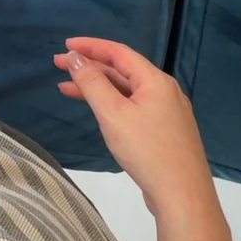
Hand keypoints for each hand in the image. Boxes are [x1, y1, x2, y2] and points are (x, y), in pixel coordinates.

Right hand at [54, 38, 217, 221]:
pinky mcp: (164, 130)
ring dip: (97, 86)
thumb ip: (92, 82)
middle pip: (122, 70)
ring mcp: (166, 112)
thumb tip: (75, 58)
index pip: (119, 53)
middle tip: (58, 65)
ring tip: (66, 88)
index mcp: (155, 81)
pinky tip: (96, 109)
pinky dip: (110, 101)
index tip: (65, 45)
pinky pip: (132, 105)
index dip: (91, 46)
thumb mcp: (112, 113)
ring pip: (126, 90)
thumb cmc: (146, 149)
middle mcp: (164, 91)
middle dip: (89, 66)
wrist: (182, 195)